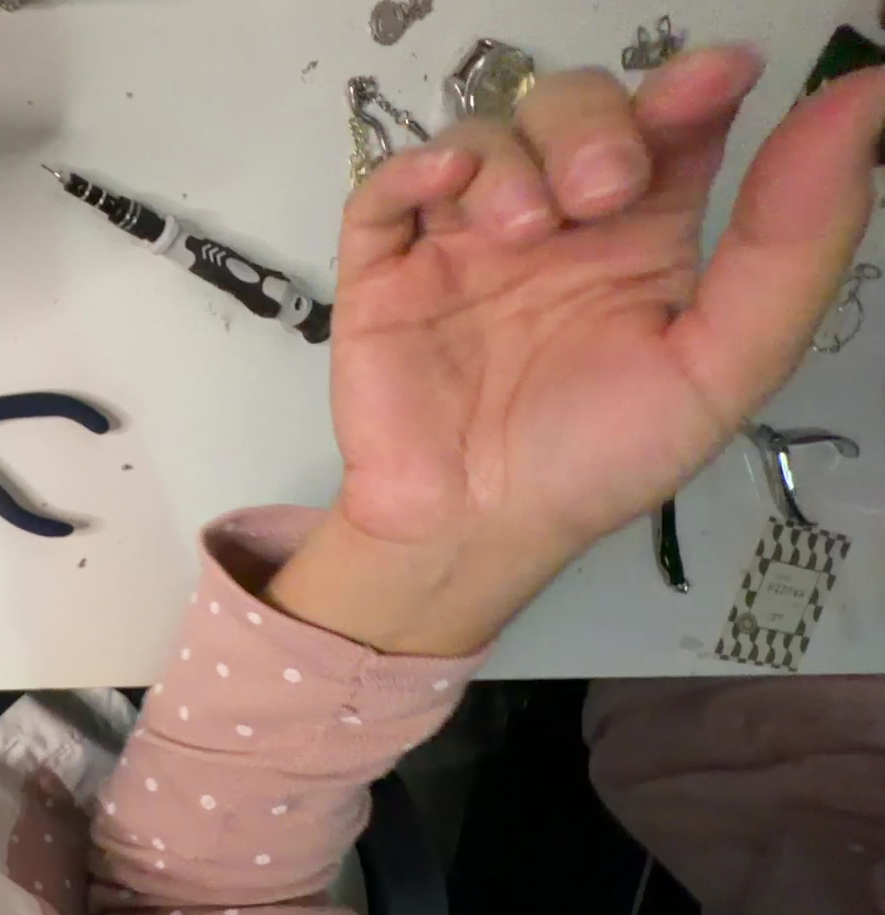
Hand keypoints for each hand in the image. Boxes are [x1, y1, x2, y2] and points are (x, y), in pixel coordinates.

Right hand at [268, 48, 884, 655]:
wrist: (472, 525)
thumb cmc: (589, 462)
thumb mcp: (722, 365)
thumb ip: (792, 243)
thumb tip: (865, 99)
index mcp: (635, 242)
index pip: (666, 126)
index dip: (687, 88)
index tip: (709, 90)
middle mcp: (545, 234)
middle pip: (563, 113)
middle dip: (589, 126)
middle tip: (598, 194)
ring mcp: (453, 254)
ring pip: (475, 143)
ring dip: (506, 158)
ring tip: (519, 231)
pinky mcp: (379, 282)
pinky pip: (378, 201)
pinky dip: (406, 171)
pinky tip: (442, 178)